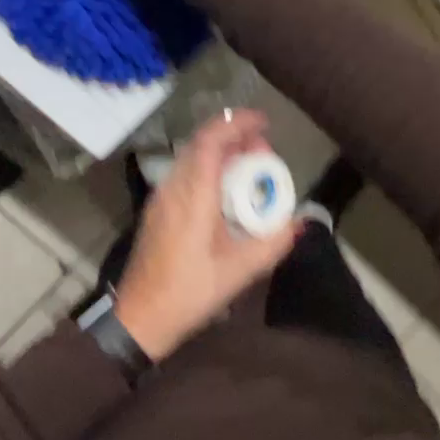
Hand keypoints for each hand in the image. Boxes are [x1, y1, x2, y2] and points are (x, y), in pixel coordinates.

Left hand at [114, 110, 299, 359]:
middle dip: (234, 139)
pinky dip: (208, 171)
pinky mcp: (157, 213)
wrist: (140, 318)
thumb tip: (299, 222)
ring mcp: (160, 200)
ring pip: (191, 160)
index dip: (235, 124)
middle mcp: (172, 189)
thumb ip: (271, 244)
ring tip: (250, 169)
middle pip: (201, 146)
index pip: (210, 142)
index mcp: (191, 196)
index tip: (262, 121)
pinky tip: (225, 194)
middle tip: (264, 151)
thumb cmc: (188, 293)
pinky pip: (184, 177)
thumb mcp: (238, 272)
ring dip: (220, 155)